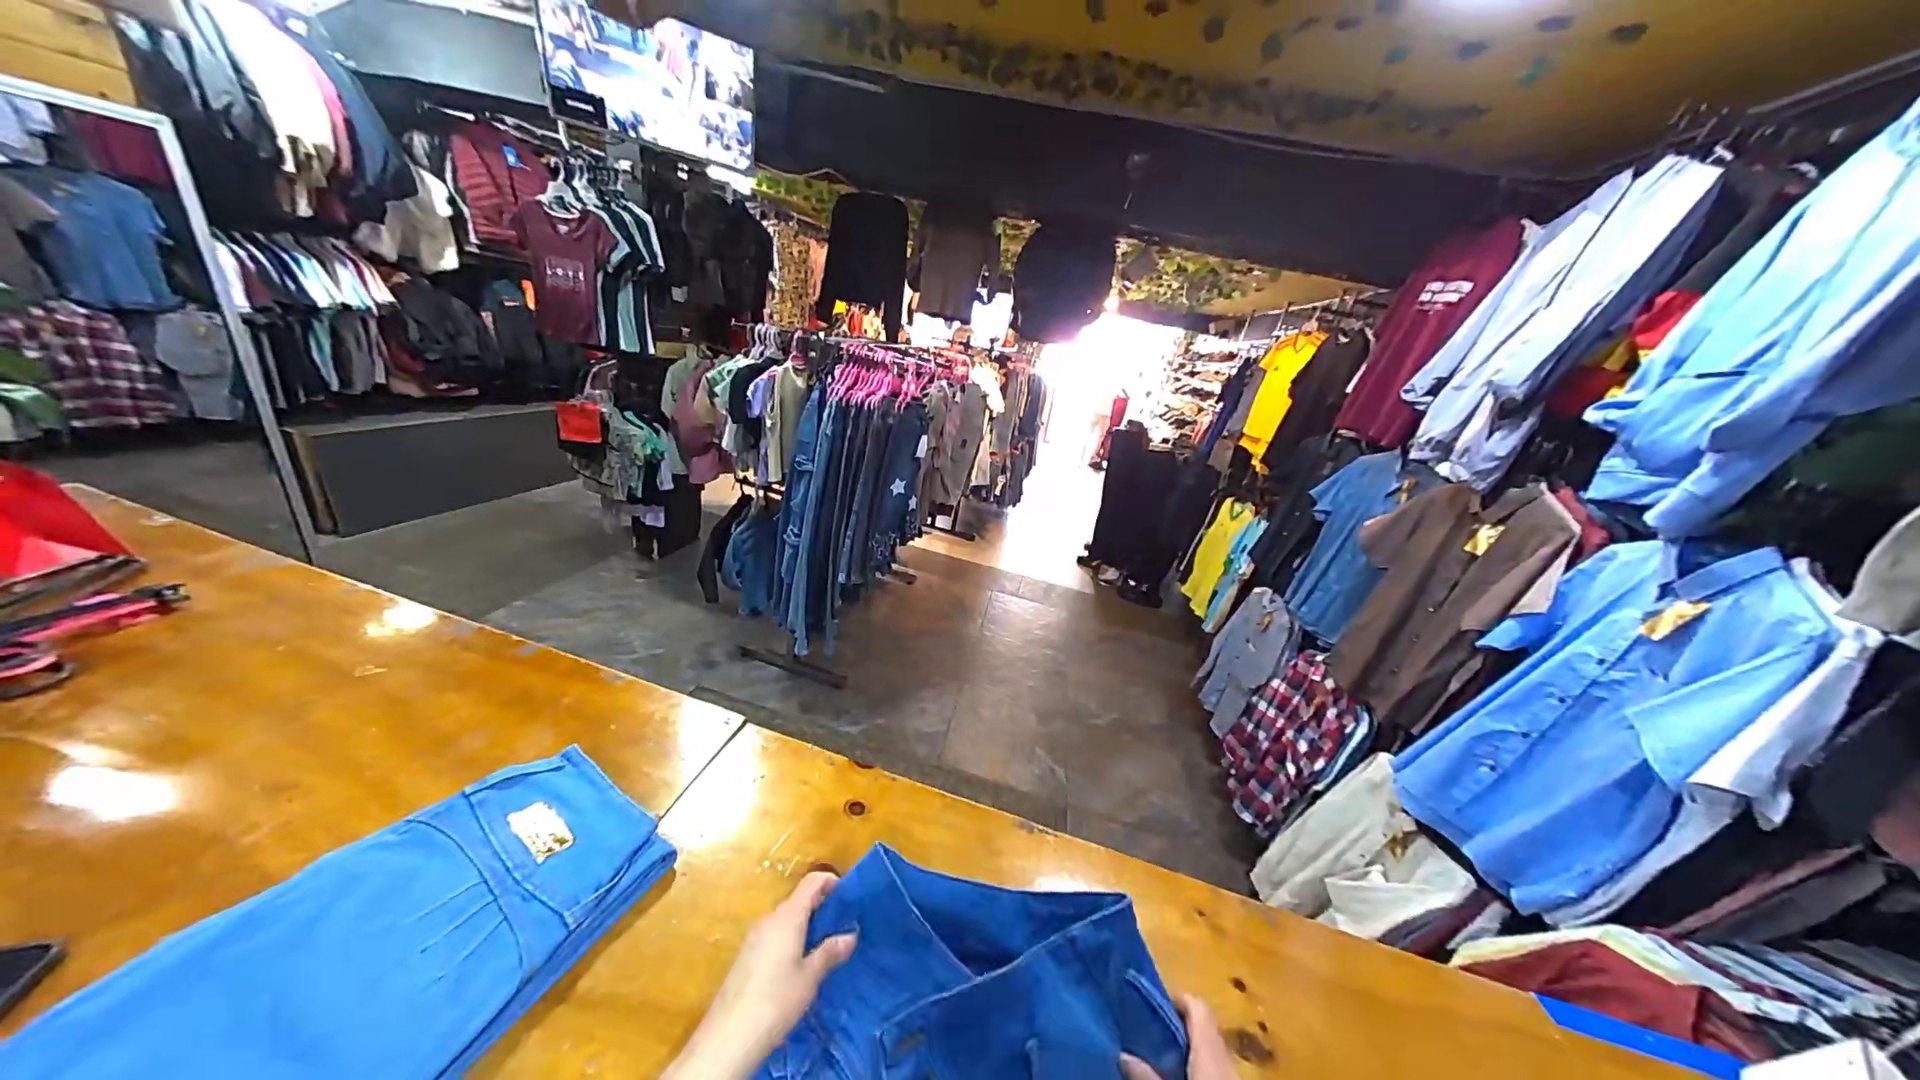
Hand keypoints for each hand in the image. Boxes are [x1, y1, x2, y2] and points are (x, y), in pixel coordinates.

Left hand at [662, 871, 858, 1079]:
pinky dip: (790, 940)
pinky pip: (774, 936)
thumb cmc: (776, 1000)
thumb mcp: (810, 977)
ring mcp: (754, 937)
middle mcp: (770, 919)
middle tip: (841, 930)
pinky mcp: (746, 955)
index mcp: (788, 917)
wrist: (727, 1037)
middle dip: (821, 909)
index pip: (811, 882)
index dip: (831, 882)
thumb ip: (830, 952)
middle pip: (799, 901)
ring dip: (806, 927)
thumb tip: (851, 935)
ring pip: (786, 920)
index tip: (848, 897)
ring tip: (823, 951)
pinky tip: (797, 968)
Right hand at [1119, 994, 1238, 1079]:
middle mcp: (1226, 1060)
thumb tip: (1122, 1055)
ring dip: (1190, 1050)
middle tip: (1149, 1033)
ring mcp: (1234, 1078)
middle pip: (1205, 1029)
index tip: (1152, 1006)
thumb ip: (1147, 1078)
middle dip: (1179, 1027)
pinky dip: (1200, 1068)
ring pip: (1212, 1052)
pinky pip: (1218, 1071)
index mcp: (1210, 1052)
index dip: (1177, 1001)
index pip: (1198, 1008)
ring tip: (1161, 1060)